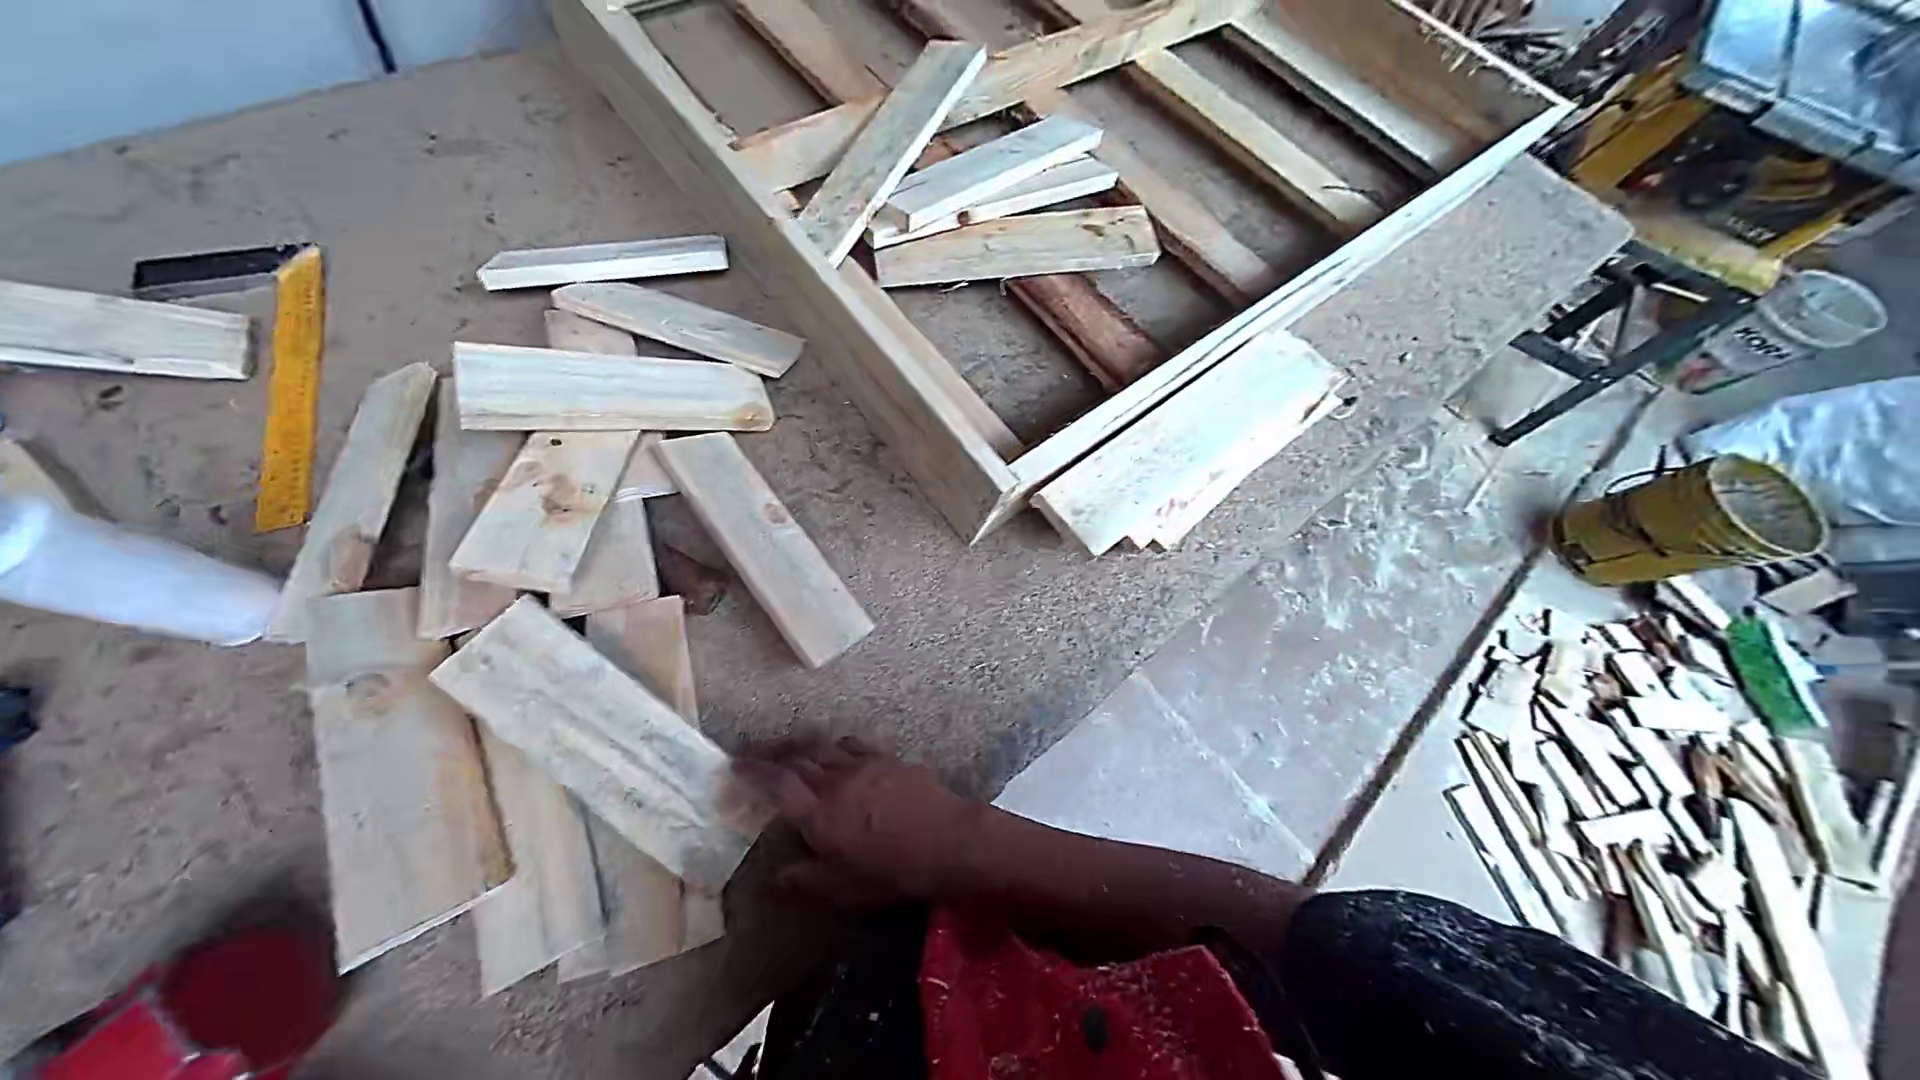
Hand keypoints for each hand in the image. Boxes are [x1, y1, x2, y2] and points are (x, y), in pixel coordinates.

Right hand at [734, 737, 985, 901]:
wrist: (950, 839)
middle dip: (771, 757)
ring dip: (802, 751)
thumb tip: (778, 876)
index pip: (777, 784)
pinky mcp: (886, 758)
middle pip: (796, 759)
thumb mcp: (849, 889)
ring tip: (792, 757)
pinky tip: (838, 757)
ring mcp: (863, 765)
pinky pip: (851, 746)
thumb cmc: (897, 871)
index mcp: (820, 814)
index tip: (734, 765)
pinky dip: (835, 749)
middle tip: (755, 759)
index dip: (753, 772)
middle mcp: (837, 781)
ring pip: (823, 749)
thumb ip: (810, 879)